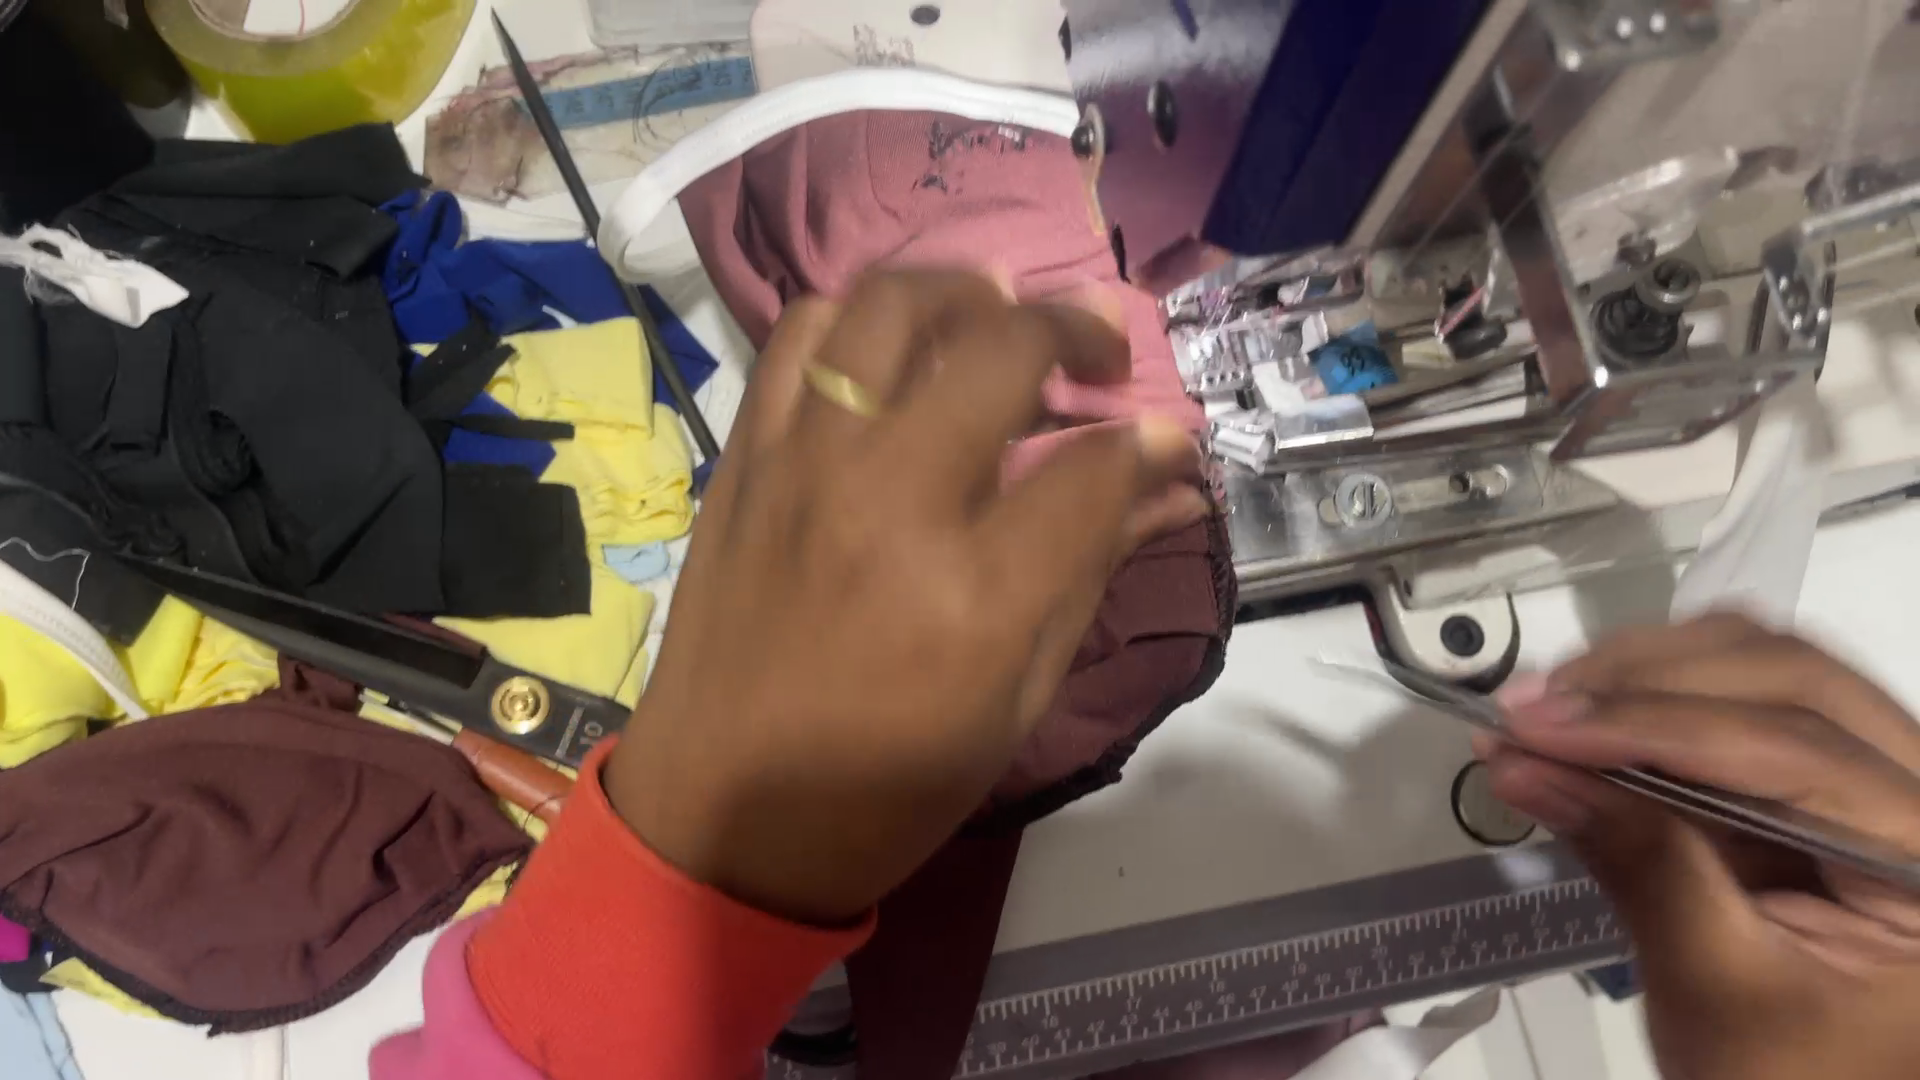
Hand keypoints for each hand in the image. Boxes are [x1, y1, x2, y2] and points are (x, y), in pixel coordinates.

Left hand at [603, 270, 1205, 924]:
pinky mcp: (746, 461)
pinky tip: (894, 352)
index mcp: (976, 596)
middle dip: (1078, 329)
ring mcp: (805, 468)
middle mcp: (889, 503)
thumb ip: (1091, 574)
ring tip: (998, 315)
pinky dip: (860, 319)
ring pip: (889, 308)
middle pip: (1002, 352)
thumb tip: (1167, 488)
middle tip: (1100, 353)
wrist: (721, 815)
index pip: (1093, 469)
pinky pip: (799, 340)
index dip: (1150, 444)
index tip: (1164, 441)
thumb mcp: (1015, 704)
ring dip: (963, 290)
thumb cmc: (884, 788)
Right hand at [1484, 614, 1919, 1079]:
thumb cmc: (1790, 1070)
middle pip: (1788, 675)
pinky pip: (1724, 688)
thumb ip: (1632, 863)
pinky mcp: (1803, 774)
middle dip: (1640, 679)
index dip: (1642, 725)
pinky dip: (1638, 686)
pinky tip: (1577, 716)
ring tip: (1542, 711)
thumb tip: (1519, 765)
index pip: (1790, 749)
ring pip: (1757, 660)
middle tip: (1529, 710)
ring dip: (1635, 671)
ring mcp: (1872, 777)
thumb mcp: (1715, 985)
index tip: (1524, 726)